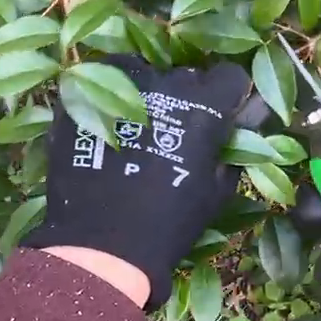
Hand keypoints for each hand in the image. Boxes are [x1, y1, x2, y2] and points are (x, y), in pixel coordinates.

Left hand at [24, 56, 251, 306]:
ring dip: (146, 94)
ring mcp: (119, 88)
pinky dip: (109, 100)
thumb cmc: (169, 223)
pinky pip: (102, 85)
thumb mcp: (216, 192)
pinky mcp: (82, 99)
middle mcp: (165, 85)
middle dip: (185, 99)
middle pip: (185, 76)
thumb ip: (230, 152)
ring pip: (142, 74)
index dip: (227, 95)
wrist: (102, 246)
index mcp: (204, 107)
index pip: (229, 75)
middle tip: (175, 133)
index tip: (220, 115)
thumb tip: (237, 132)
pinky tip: (108, 129)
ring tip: (137, 129)